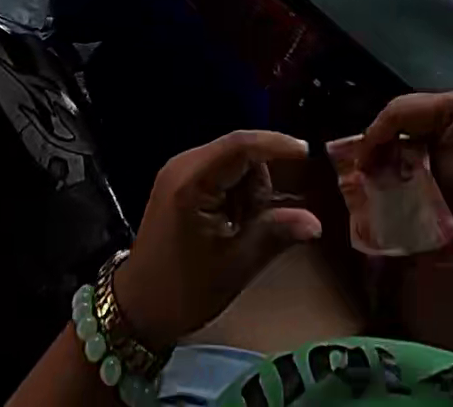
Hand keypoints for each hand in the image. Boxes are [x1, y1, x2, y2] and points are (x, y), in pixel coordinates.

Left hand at [114, 131, 321, 348]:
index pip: (241, 146)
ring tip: (241, 229)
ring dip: (249, 188)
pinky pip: (221, 170)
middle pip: (239, 151)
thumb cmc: (183, 290)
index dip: (276, 144)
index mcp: (191, 182)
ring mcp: (179, 170)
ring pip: (234, 161)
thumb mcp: (235, 265)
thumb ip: (275, 234)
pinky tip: (233, 222)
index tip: (308, 152)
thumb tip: (315, 222)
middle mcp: (183, 165)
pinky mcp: (180, 179)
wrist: (137, 308)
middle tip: (260, 221)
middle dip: (260, 181)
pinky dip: (236, 191)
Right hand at [357, 90, 452, 268]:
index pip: (398, 112)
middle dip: (384, 149)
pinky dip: (420, 164)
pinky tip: (413, 188)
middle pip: (407, 120)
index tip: (357, 169)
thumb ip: (409, 201)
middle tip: (366, 178)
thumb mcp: (451, 198)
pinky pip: (437, 144)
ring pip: (420, 133)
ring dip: (401, 157)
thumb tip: (376, 218)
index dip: (372, 138)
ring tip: (384, 185)